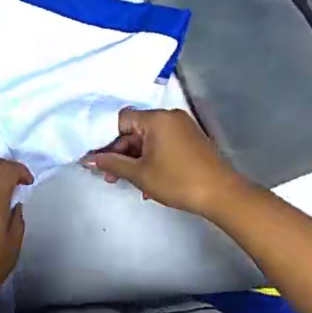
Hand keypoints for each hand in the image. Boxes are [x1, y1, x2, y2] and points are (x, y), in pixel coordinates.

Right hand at [82, 107, 245, 215]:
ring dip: (135, 160)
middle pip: (134, 131)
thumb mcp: (140, 174)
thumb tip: (87, 160)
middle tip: (110, 176)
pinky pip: (163, 145)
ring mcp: (183, 128)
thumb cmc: (178, 181)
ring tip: (127, 182)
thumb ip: (111, 163)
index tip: (98, 160)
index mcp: (156, 119)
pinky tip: (147, 182)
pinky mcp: (191, 140)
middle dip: (120, 154)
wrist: (223, 195)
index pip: (120, 121)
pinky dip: (152, 159)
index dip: (106, 140)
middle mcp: (170, 117)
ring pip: (148, 140)